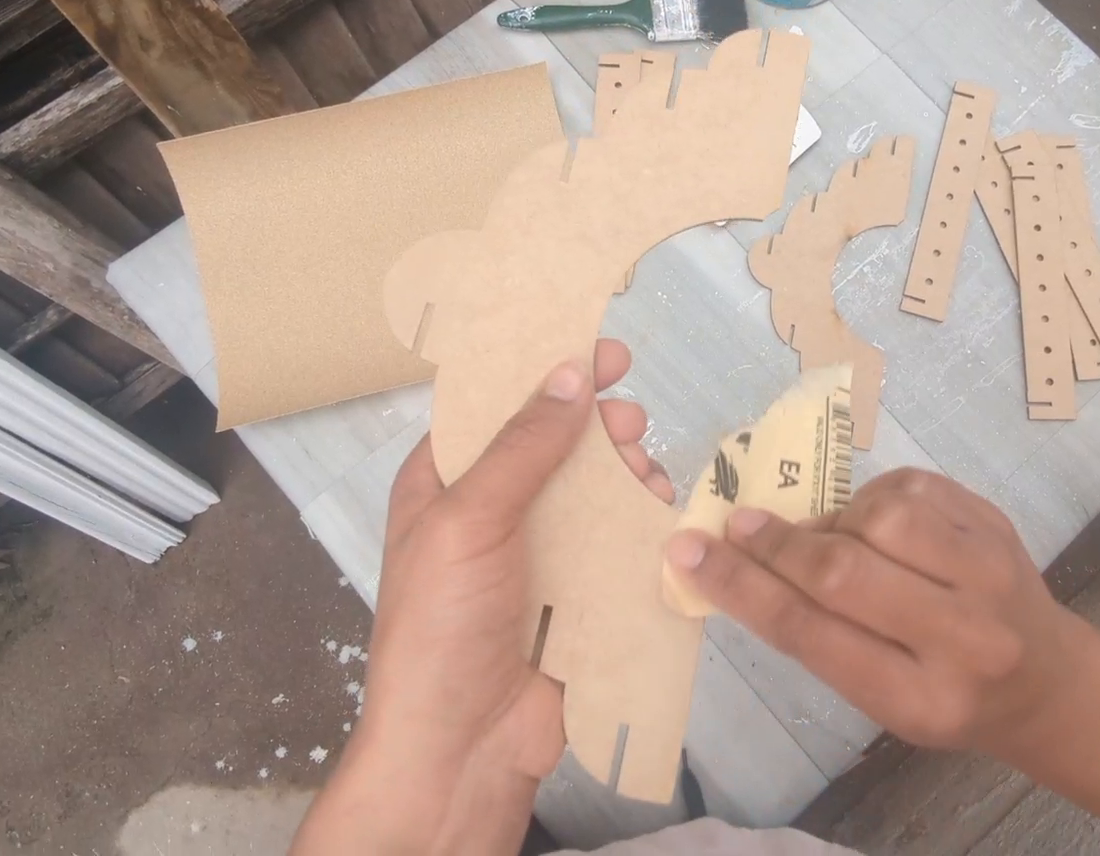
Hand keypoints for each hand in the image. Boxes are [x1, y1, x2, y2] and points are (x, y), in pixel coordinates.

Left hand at [292, 341, 671, 854]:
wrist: (464, 748)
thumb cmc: (444, 624)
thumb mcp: (469, 522)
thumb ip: (523, 447)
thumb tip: (571, 374)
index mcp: (445, 480)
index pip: (493, 403)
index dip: (542, 368)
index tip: (599, 350)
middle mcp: (491, 504)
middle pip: (551, 438)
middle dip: (592, 420)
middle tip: (627, 417)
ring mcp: (537, 544)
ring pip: (588, 480)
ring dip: (620, 461)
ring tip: (640, 462)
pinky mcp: (575, 580)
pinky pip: (612, 528)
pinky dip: (636, 506)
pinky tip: (656, 498)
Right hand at [664, 467, 1091, 756]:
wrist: (1046, 681)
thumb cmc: (945, 696)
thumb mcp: (879, 693)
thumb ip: (819, 629)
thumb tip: (751, 552)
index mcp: (917, 700)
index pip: (810, 634)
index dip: (740, 587)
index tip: (689, 551)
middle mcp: (961, 639)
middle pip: (841, 572)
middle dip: (775, 543)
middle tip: (739, 525)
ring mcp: (988, 573)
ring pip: (879, 517)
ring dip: (834, 520)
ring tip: (832, 535)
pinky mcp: (994, 523)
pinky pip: (910, 486)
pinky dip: (874, 497)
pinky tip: (877, 520)